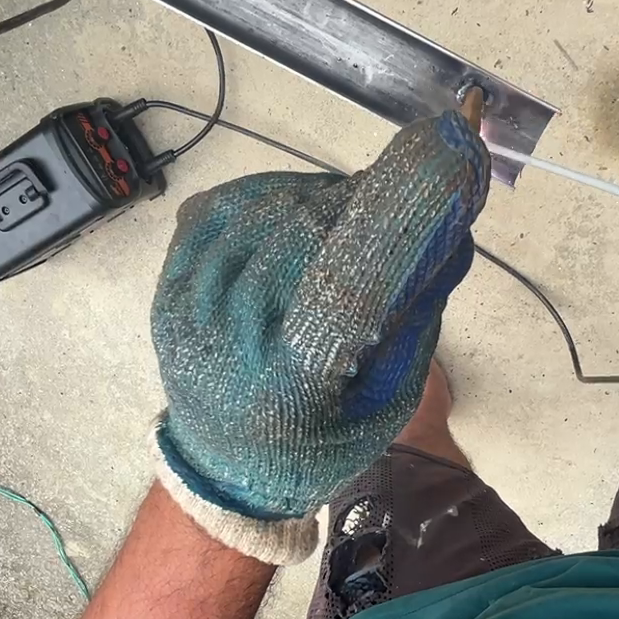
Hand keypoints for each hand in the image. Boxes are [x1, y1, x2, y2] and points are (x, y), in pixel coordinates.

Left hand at [151, 112, 489, 563]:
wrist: (229, 470)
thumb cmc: (320, 444)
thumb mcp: (388, 400)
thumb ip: (416, 317)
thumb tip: (450, 227)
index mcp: (293, 386)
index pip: (354, 275)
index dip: (405, 206)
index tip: (450, 148)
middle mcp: (232, 344)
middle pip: (308, 231)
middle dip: (364, 200)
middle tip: (393, 198)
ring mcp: (190, 312)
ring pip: (265, 211)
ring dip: (319, 197)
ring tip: (343, 217)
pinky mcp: (168, 290)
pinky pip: (219, 209)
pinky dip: (266, 196)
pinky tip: (292, 212)